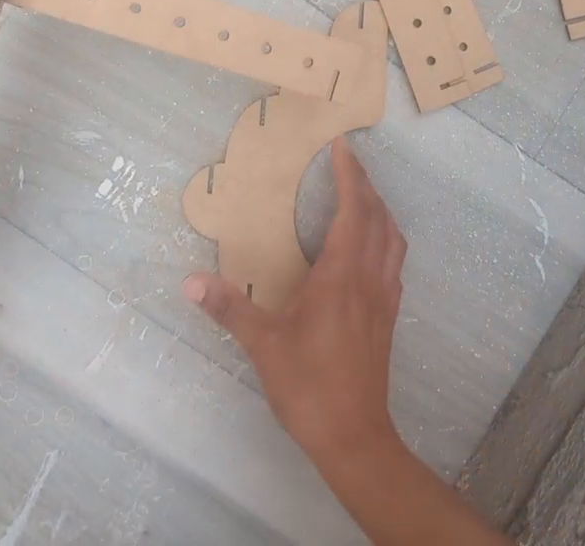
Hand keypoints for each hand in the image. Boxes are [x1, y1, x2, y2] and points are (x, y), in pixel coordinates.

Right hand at [183, 139, 509, 545]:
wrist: (355, 437)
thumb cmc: (309, 386)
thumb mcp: (264, 345)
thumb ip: (229, 308)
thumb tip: (190, 281)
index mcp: (341, 276)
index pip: (353, 211)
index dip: (350, 175)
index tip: (342, 147)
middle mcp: (369, 279)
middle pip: (378, 217)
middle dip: (365, 184)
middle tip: (348, 162)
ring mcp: (384, 298)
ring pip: (393, 239)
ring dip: (381, 209)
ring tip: (362, 196)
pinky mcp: (388, 317)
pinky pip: (395, 262)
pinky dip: (386, 238)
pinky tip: (370, 248)